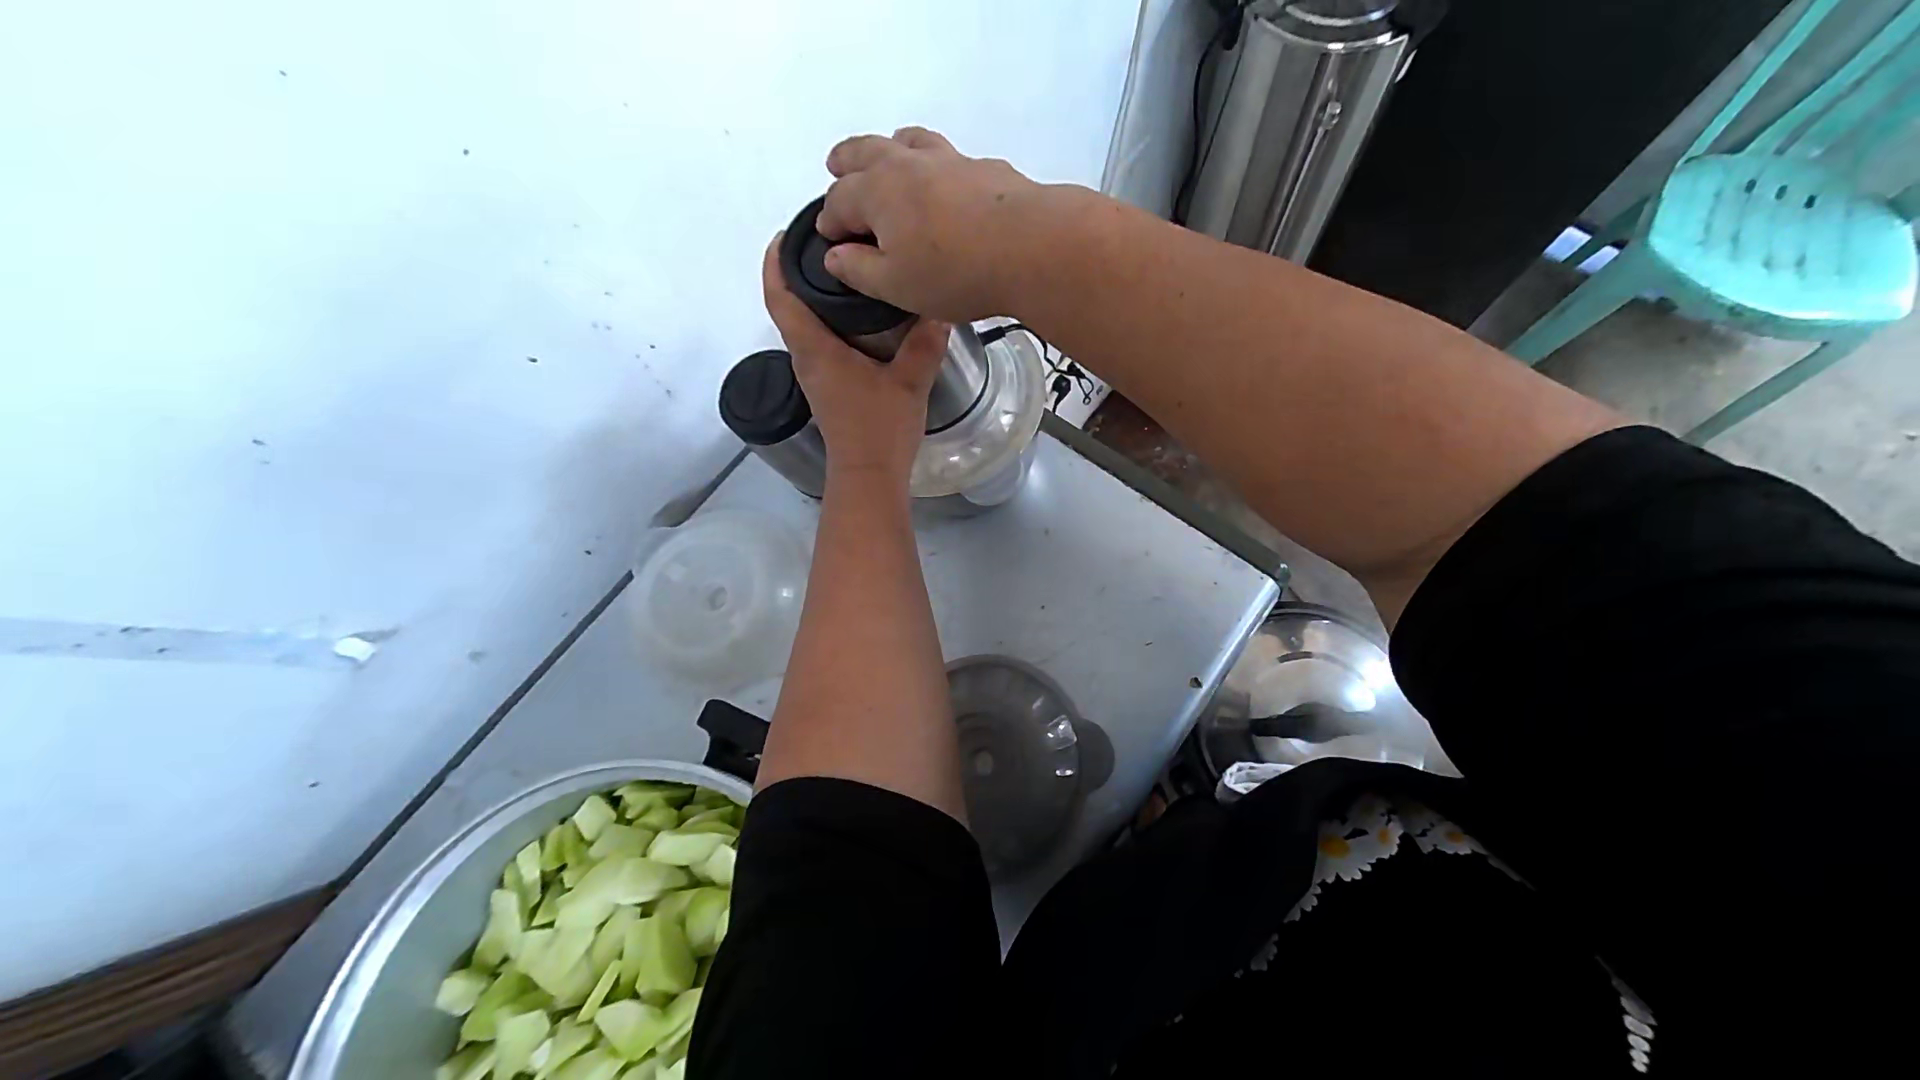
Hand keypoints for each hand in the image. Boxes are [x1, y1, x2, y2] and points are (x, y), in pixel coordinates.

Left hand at [762, 237, 947, 490]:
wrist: (868, 475)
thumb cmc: (879, 429)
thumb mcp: (909, 382)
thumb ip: (924, 344)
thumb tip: (940, 311)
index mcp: (814, 349)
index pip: (780, 296)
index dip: (775, 262)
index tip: (787, 235)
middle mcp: (805, 358)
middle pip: (787, 306)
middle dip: (798, 272)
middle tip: (830, 245)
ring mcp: (814, 375)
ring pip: (803, 325)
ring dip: (814, 298)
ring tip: (848, 273)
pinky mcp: (826, 388)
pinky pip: (818, 343)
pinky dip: (828, 321)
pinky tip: (859, 317)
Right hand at [813, 126, 1064, 322]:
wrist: (1031, 248)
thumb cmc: (956, 271)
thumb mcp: (895, 286)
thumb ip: (859, 270)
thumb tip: (835, 257)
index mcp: (877, 192)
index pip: (840, 201)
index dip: (830, 220)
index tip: (830, 237)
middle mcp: (908, 165)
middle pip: (866, 152)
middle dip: (846, 161)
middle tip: (836, 166)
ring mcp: (949, 161)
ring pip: (909, 141)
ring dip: (889, 147)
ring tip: (886, 156)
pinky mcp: (984, 169)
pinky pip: (948, 157)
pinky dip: (933, 163)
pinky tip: (943, 181)